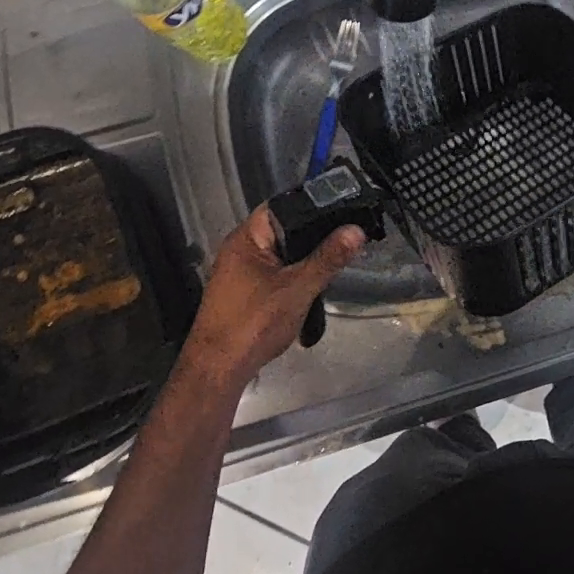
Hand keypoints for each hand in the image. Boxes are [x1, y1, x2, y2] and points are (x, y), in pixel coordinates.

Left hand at [186, 205, 363, 381]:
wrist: (218, 369)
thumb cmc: (254, 323)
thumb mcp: (297, 288)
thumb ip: (327, 258)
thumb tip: (356, 230)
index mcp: (246, 239)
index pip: (282, 206)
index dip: (313, 204)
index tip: (345, 210)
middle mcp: (241, 249)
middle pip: (284, 230)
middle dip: (315, 235)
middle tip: (349, 237)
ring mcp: (241, 272)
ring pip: (283, 254)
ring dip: (307, 259)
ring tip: (339, 259)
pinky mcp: (246, 291)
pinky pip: (277, 272)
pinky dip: (296, 275)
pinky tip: (316, 284)